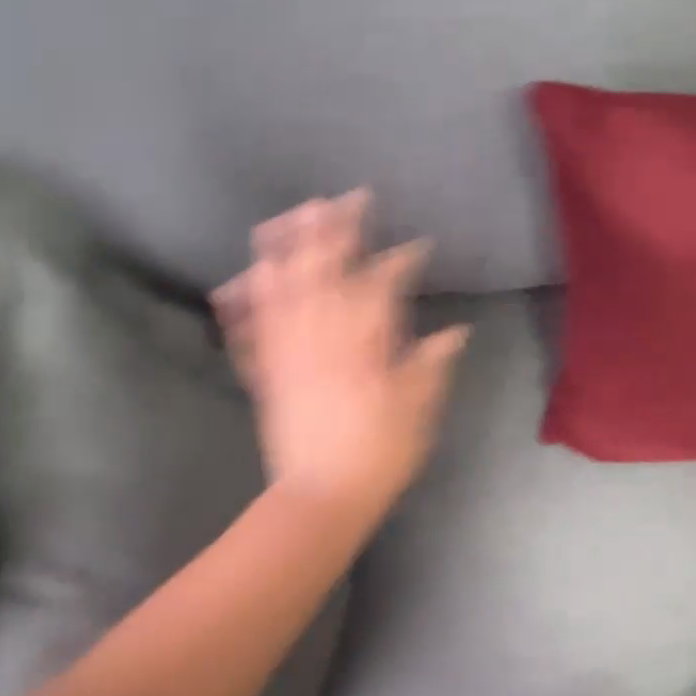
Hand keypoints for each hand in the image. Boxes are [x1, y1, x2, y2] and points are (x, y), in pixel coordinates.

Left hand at [212, 191, 467, 509]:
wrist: (323, 495)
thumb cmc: (380, 455)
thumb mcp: (417, 412)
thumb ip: (429, 366)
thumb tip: (453, 333)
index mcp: (365, 346)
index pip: (381, 288)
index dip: (398, 261)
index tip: (415, 246)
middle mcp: (323, 337)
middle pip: (324, 271)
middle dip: (333, 232)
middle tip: (340, 200)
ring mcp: (289, 352)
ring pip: (284, 288)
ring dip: (287, 250)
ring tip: (289, 217)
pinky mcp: (266, 372)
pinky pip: (252, 328)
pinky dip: (246, 301)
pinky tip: (243, 278)